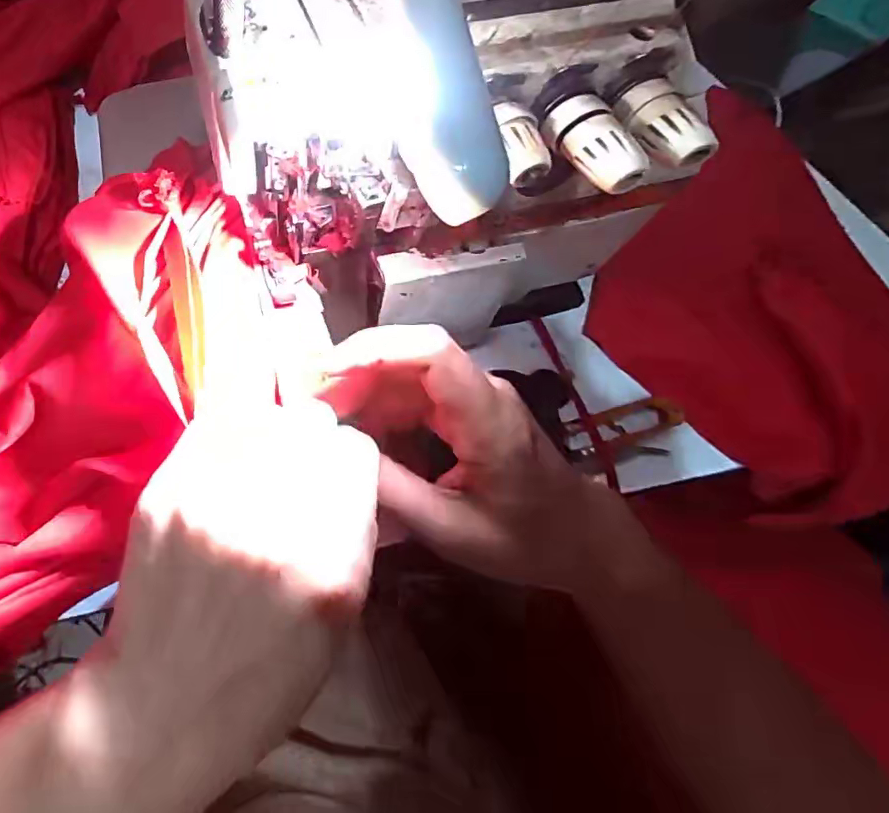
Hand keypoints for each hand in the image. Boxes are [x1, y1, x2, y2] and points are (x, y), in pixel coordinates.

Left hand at [71, 400, 380, 809]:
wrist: (161, 699)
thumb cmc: (264, 677)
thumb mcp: (340, 617)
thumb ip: (354, 532)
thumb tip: (353, 474)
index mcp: (325, 558)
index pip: (355, 450)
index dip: (350, 464)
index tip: (337, 479)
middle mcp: (270, 514)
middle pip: (309, 419)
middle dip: (313, 439)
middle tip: (296, 468)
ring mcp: (209, 492)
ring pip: (260, 405)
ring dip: (270, 424)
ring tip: (261, 452)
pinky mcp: (166, 484)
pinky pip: (211, 419)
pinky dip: (228, 424)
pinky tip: (228, 448)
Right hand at [309, 325, 662, 595]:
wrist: (580, 538)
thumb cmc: (527, 538)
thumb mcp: (453, 530)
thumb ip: (394, 491)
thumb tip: (337, 453)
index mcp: (486, 414)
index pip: (431, 352)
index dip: (374, 350)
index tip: (327, 371)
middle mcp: (477, 390)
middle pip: (406, 356)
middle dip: (351, 372)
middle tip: (307, 404)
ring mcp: (468, 395)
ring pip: (401, 372)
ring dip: (358, 390)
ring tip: (322, 420)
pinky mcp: (458, 407)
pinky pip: (408, 394)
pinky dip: (375, 409)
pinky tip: (354, 434)